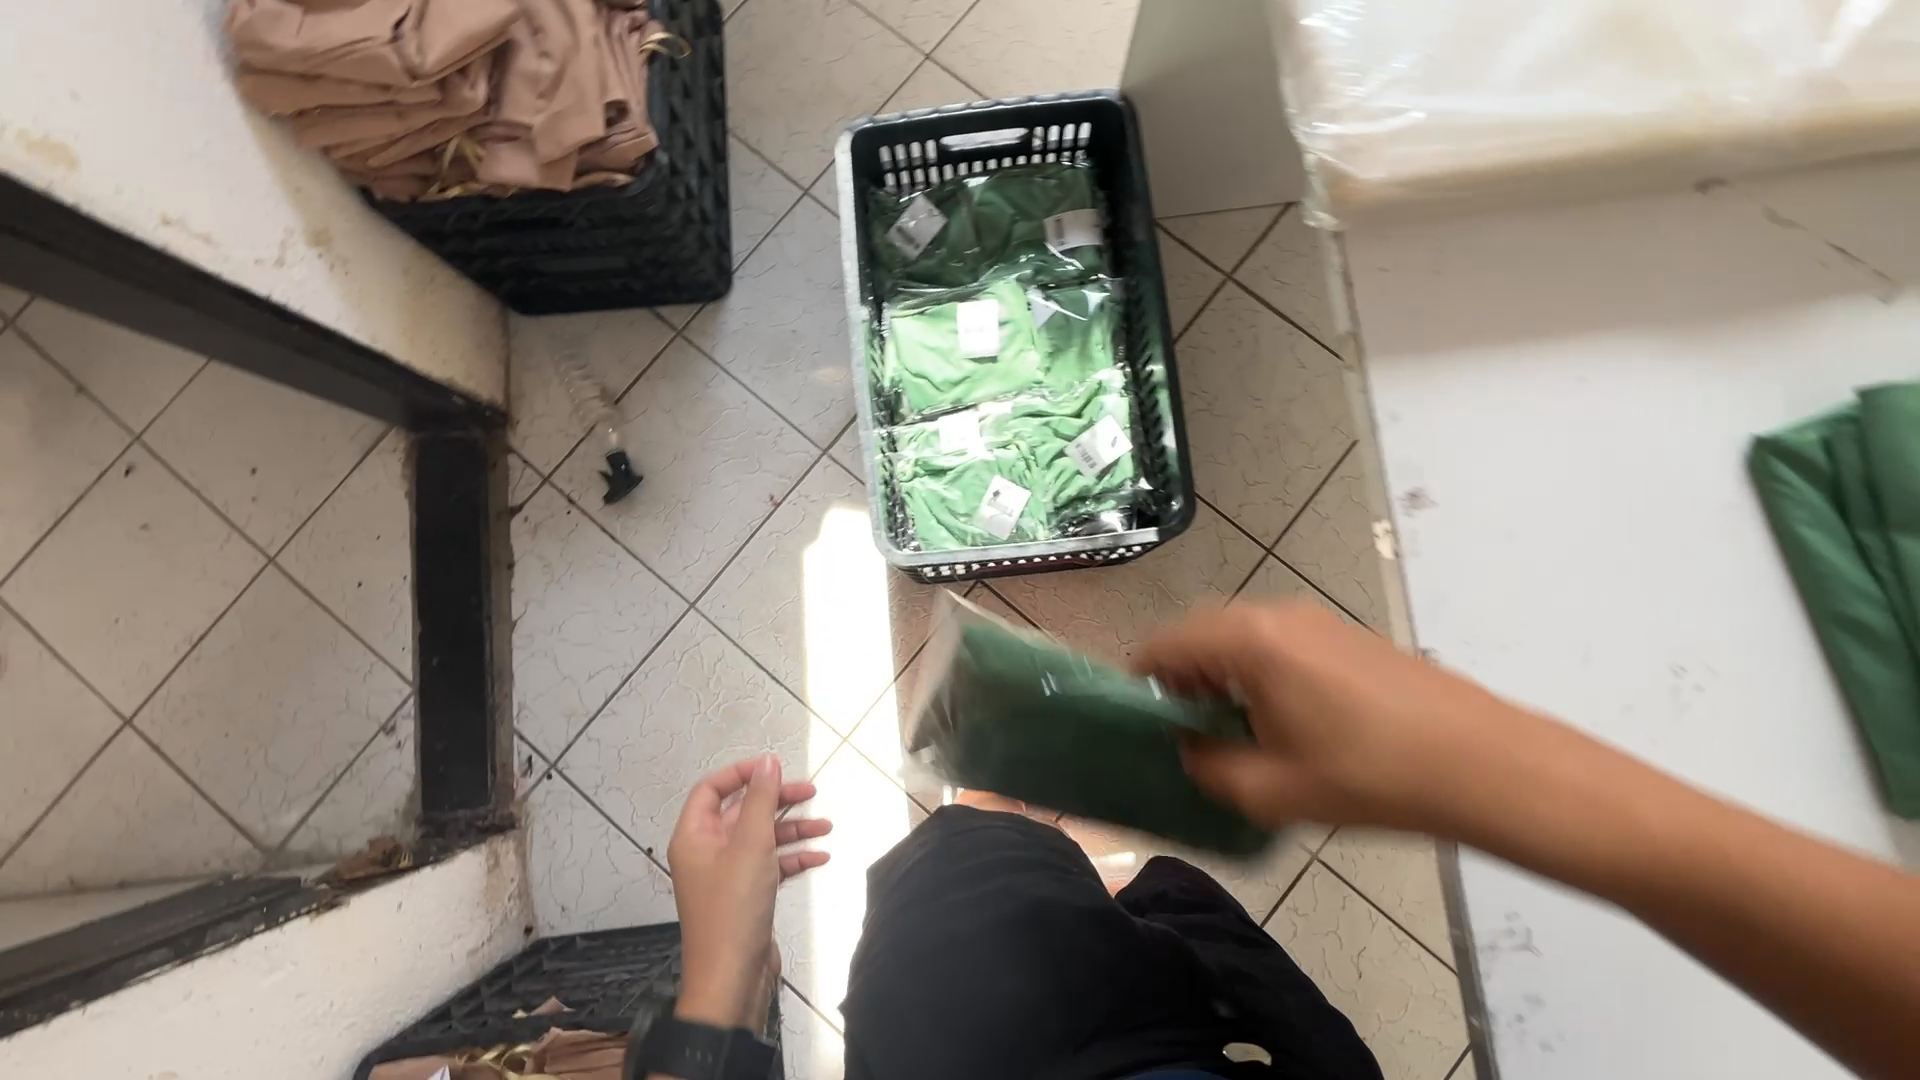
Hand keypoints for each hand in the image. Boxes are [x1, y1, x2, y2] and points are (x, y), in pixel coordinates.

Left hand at [666, 755, 830, 1029]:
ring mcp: (727, 875)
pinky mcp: (746, 896)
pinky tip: (819, 857)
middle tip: (811, 792)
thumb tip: (767, 761)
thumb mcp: (750, 845)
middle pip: (742, 811)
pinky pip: (771, 864)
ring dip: (792, 830)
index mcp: (694, 836)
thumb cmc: (734, 908)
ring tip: (826, 826)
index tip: (775, 768)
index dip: (742, 773)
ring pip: (761, 838)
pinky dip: (793, 858)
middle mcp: (707, 852)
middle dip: (777, 801)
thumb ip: (760, 799)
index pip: (712, 789)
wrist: (732, 980)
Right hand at [1134, 601, 1540, 834]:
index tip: (1141, 720)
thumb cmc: (1370, 775)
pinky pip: (1275, 639)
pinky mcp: (1345, 632)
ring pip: (1238, 634)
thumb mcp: (1271, 789)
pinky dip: (1255, 668)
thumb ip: (1208, 767)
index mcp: (1249, 640)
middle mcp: (1276, 614)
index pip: (1166, 642)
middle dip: (1181, 675)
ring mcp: (1316, 618)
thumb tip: (1189, 748)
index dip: (1143, 679)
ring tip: (1231, 725)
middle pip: (1199, 631)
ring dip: (1219, 671)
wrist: (1487, 764)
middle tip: (1185, 727)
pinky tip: (1280, 715)